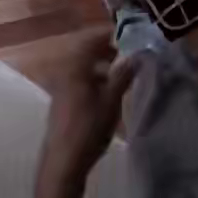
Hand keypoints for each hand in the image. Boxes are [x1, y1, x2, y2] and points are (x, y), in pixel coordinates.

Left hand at [37, 34, 142, 187]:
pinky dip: (94, 79)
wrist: (62, 163)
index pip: (90, 40)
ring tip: (120, 74)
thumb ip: (124, 76)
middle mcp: (64, 73)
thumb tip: (137, 54)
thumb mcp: (111, 101)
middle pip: (85, 53)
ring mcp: (60, 88)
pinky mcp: (62, 102)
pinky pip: (79, 81)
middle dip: (106, 50)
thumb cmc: (88, 129)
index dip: (107, 34)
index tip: (126, 35)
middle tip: (126, 53)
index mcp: (74, 68)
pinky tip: (107, 93)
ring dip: (101, 66)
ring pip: (83, 68)